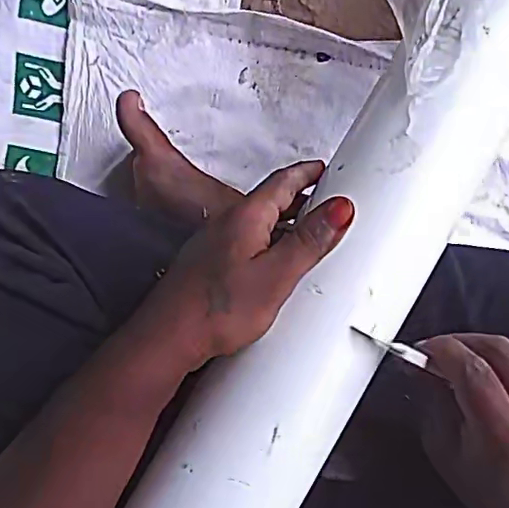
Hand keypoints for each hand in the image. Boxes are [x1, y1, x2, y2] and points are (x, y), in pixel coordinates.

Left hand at [129, 161, 353, 370]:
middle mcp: (226, 225)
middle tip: (323, 201)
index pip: (284, 181)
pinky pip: (245, 244)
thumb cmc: (212, 310)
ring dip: (284, 223)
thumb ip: (309, 241)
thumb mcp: (276, 275)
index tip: (324, 170)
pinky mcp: (209, 267)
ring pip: (258, 224)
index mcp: (245, 217)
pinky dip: (266, 245)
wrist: (169, 337)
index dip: (309, 173)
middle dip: (300, 198)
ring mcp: (214, 245)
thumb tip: (338, 209)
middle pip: (270, 200)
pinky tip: (272, 265)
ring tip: (307, 235)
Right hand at [417, 334, 508, 507]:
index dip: (443, 351)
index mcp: (505, 434)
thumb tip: (424, 365)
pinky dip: (496, 361)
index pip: (473, 370)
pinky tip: (481, 375)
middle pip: (496, 350)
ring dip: (476, 349)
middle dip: (459, 343)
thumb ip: (435, 400)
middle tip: (434, 351)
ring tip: (454, 364)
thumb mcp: (445, 449)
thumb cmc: (488, 491)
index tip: (422, 349)